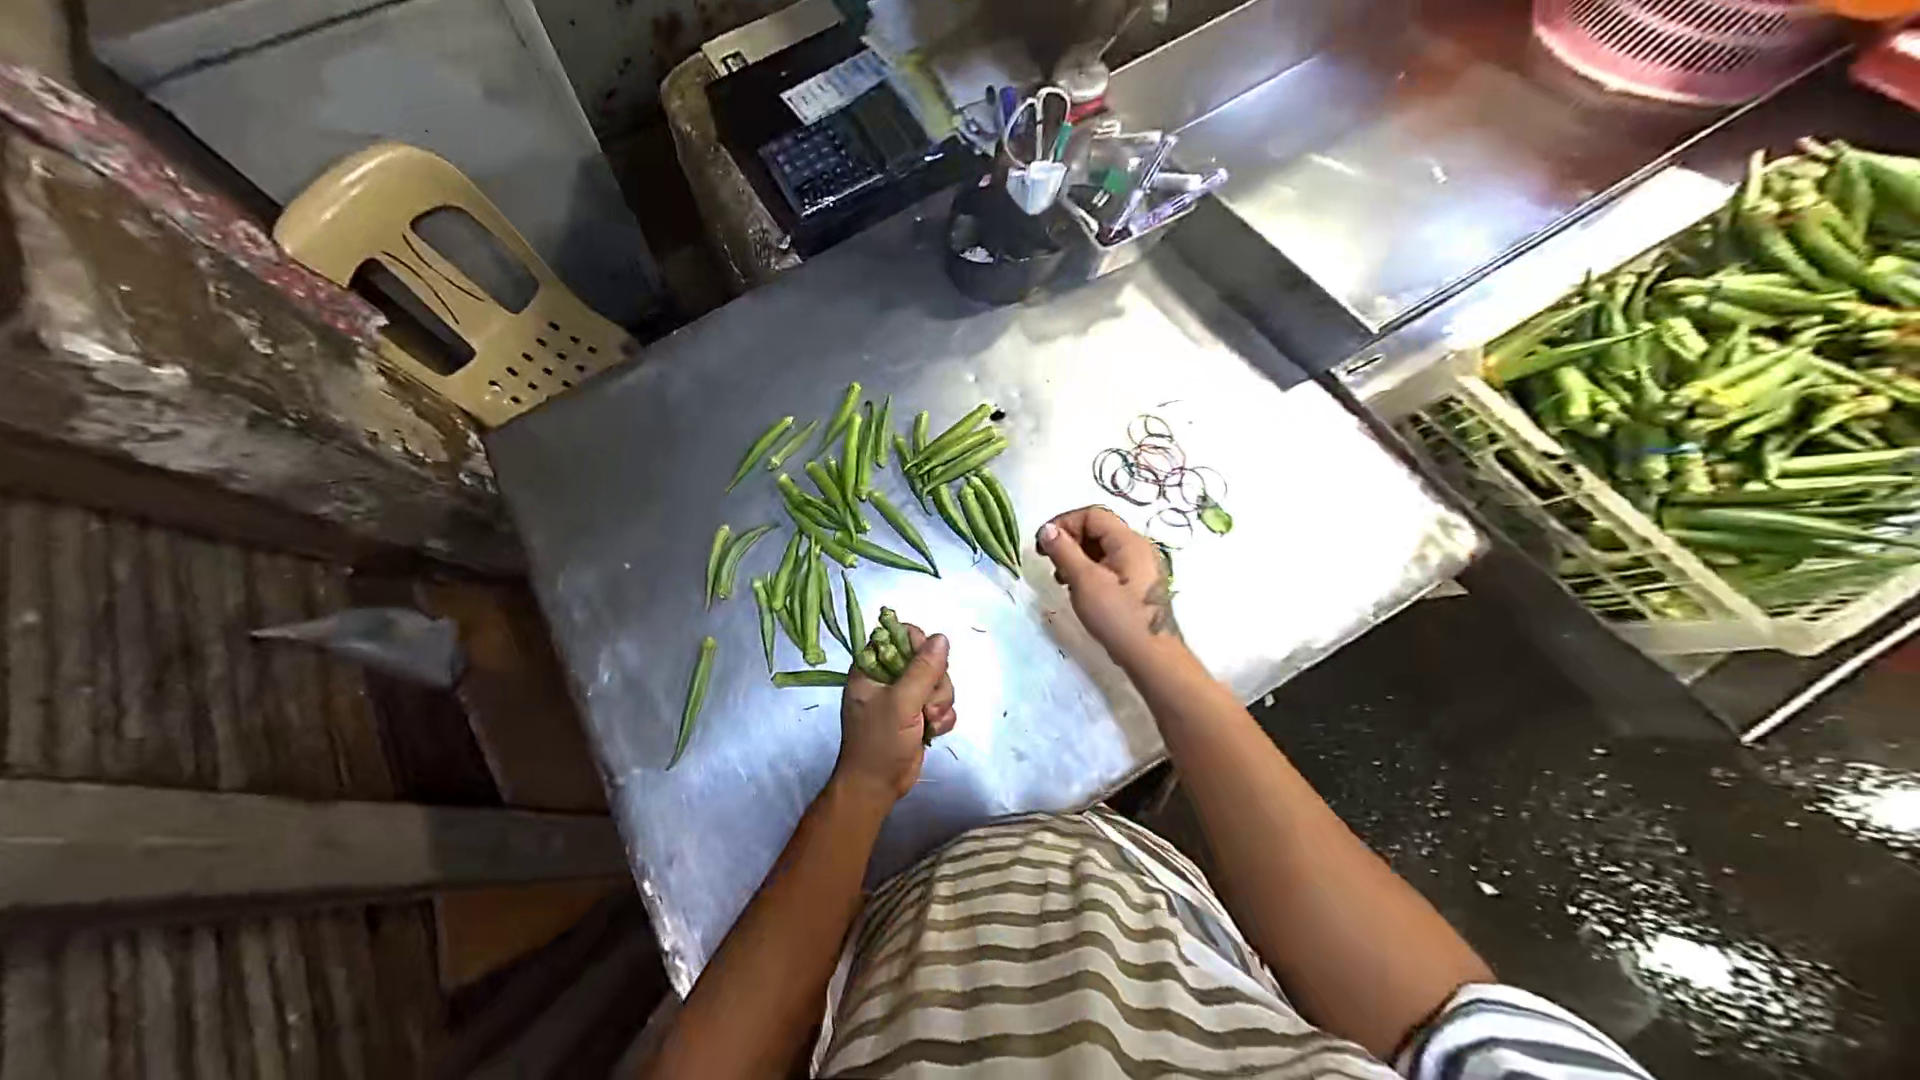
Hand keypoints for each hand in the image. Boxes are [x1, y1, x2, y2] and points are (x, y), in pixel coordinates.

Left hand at [833, 625, 955, 805]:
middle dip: (935, 683)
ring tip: (927, 721)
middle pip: (927, 659)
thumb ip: (922, 669)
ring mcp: (906, 696)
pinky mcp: (920, 714)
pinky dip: (942, 717)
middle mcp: (889, 677)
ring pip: (939, 682)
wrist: (878, 786)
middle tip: (925, 704)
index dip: (918, 646)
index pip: (899, 636)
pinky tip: (933, 731)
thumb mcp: (900, 702)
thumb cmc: (879, 741)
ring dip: (940, 703)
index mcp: (872, 667)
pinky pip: (943, 703)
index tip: (927, 663)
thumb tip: (941, 638)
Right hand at [1037, 506, 1180, 667]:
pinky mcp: (1138, 584)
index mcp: (1129, 541)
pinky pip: (1109, 565)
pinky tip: (1079, 590)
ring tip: (1062, 580)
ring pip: (1102, 549)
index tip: (1043, 545)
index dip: (1064, 523)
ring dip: (1077, 557)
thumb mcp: (1084, 581)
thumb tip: (1047, 529)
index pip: (1092, 514)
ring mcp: (1140, 566)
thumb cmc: (1117, 616)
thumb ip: (1064, 551)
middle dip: (1070, 541)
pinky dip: (1089, 571)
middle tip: (1051, 564)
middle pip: (1098, 529)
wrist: (1151, 656)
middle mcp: (1138, 547)